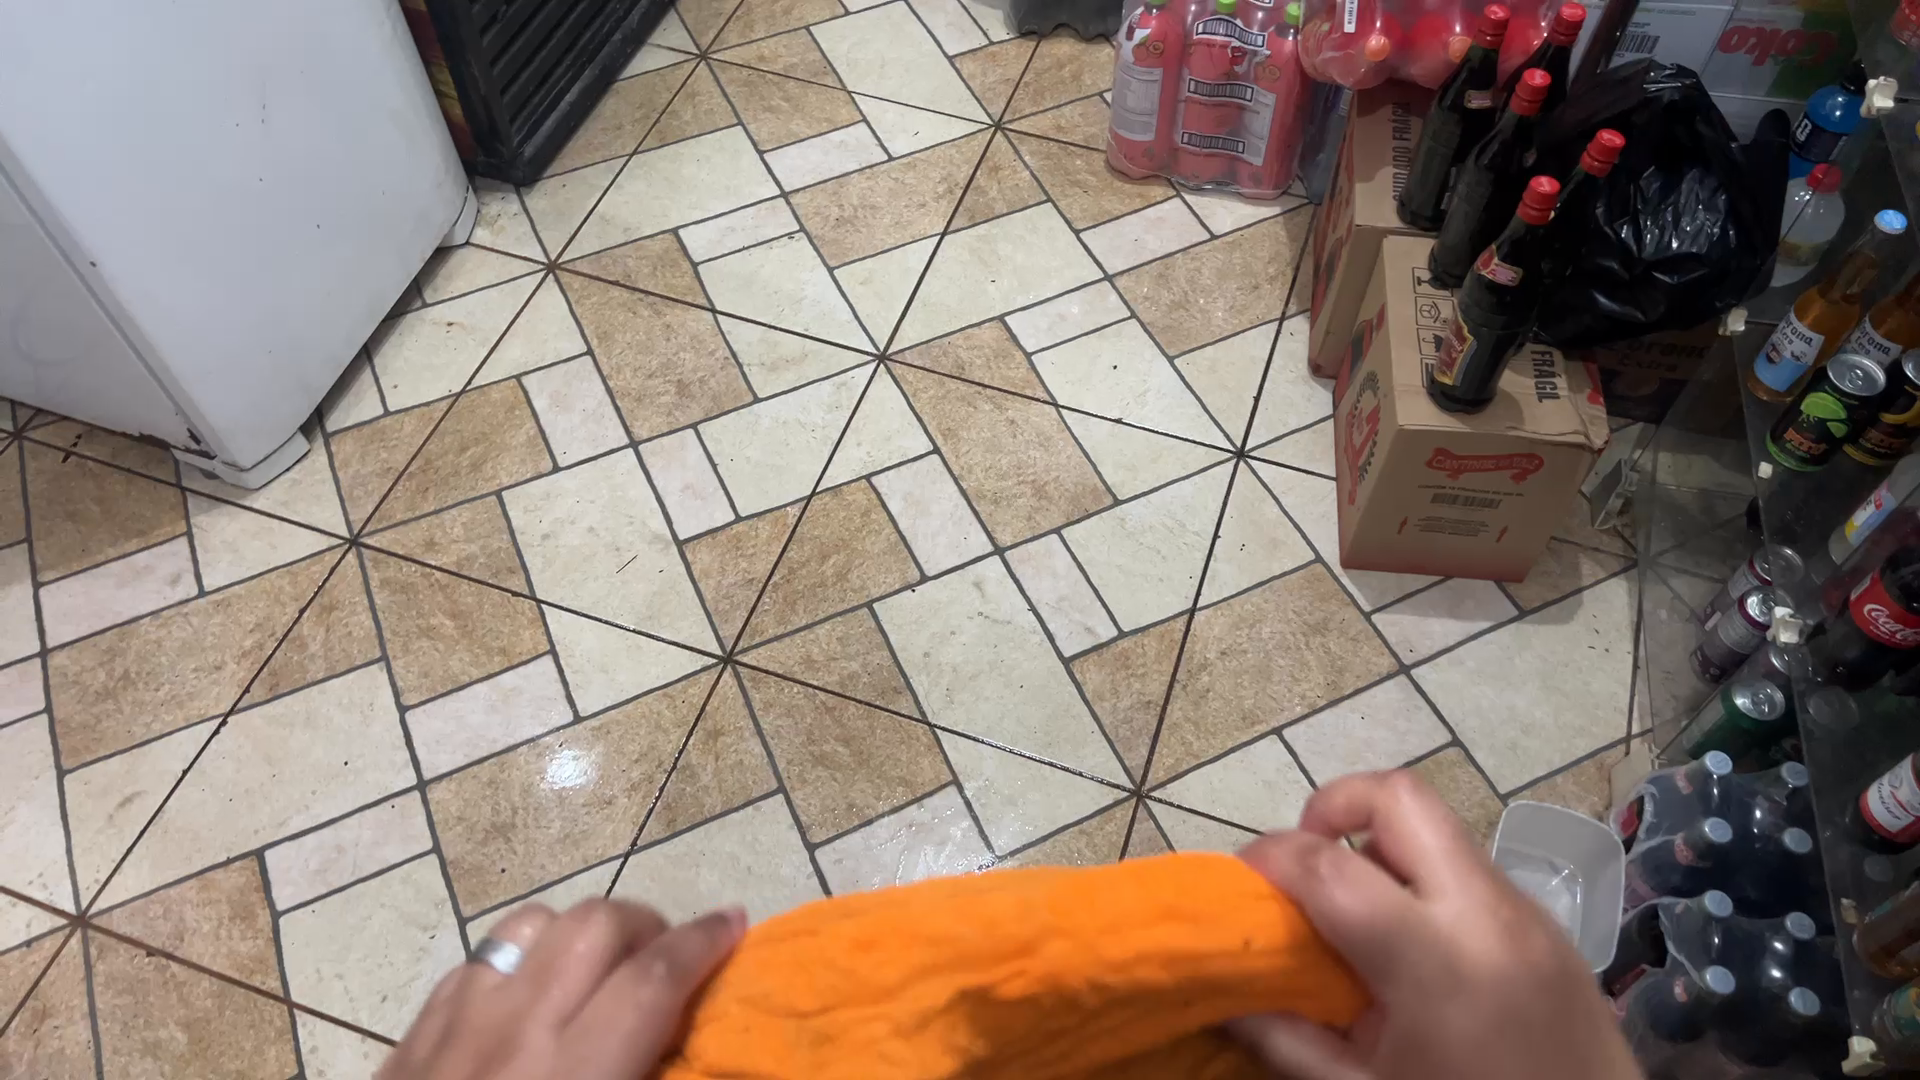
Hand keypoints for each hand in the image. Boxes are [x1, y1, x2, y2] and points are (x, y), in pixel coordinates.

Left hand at [378, 899, 744, 1079]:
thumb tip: (688, 1063)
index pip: (652, 979)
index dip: (704, 941)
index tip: (735, 923)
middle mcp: (508, 1044)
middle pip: (594, 926)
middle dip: (648, 925)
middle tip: (668, 957)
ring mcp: (444, 1042)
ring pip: (529, 929)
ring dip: (580, 935)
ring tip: (599, 969)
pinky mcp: (399, 1056)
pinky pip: (472, 968)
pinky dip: (517, 964)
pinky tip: (524, 1003)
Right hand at [1232, 770, 1640, 1079]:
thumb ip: (1286, 1039)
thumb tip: (1225, 994)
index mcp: (1439, 964)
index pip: (1330, 865)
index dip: (1270, 855)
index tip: (1244, 878)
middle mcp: (1489, 915)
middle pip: (1400, 796)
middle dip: (1334, 804)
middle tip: (1307, 859)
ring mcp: (1528, 915)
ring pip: (1434, 827)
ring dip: (1376, 843)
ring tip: (1354, 907)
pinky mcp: (1550, 928)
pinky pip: (1464, 867)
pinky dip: (1417, 877)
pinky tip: (1410, 943)